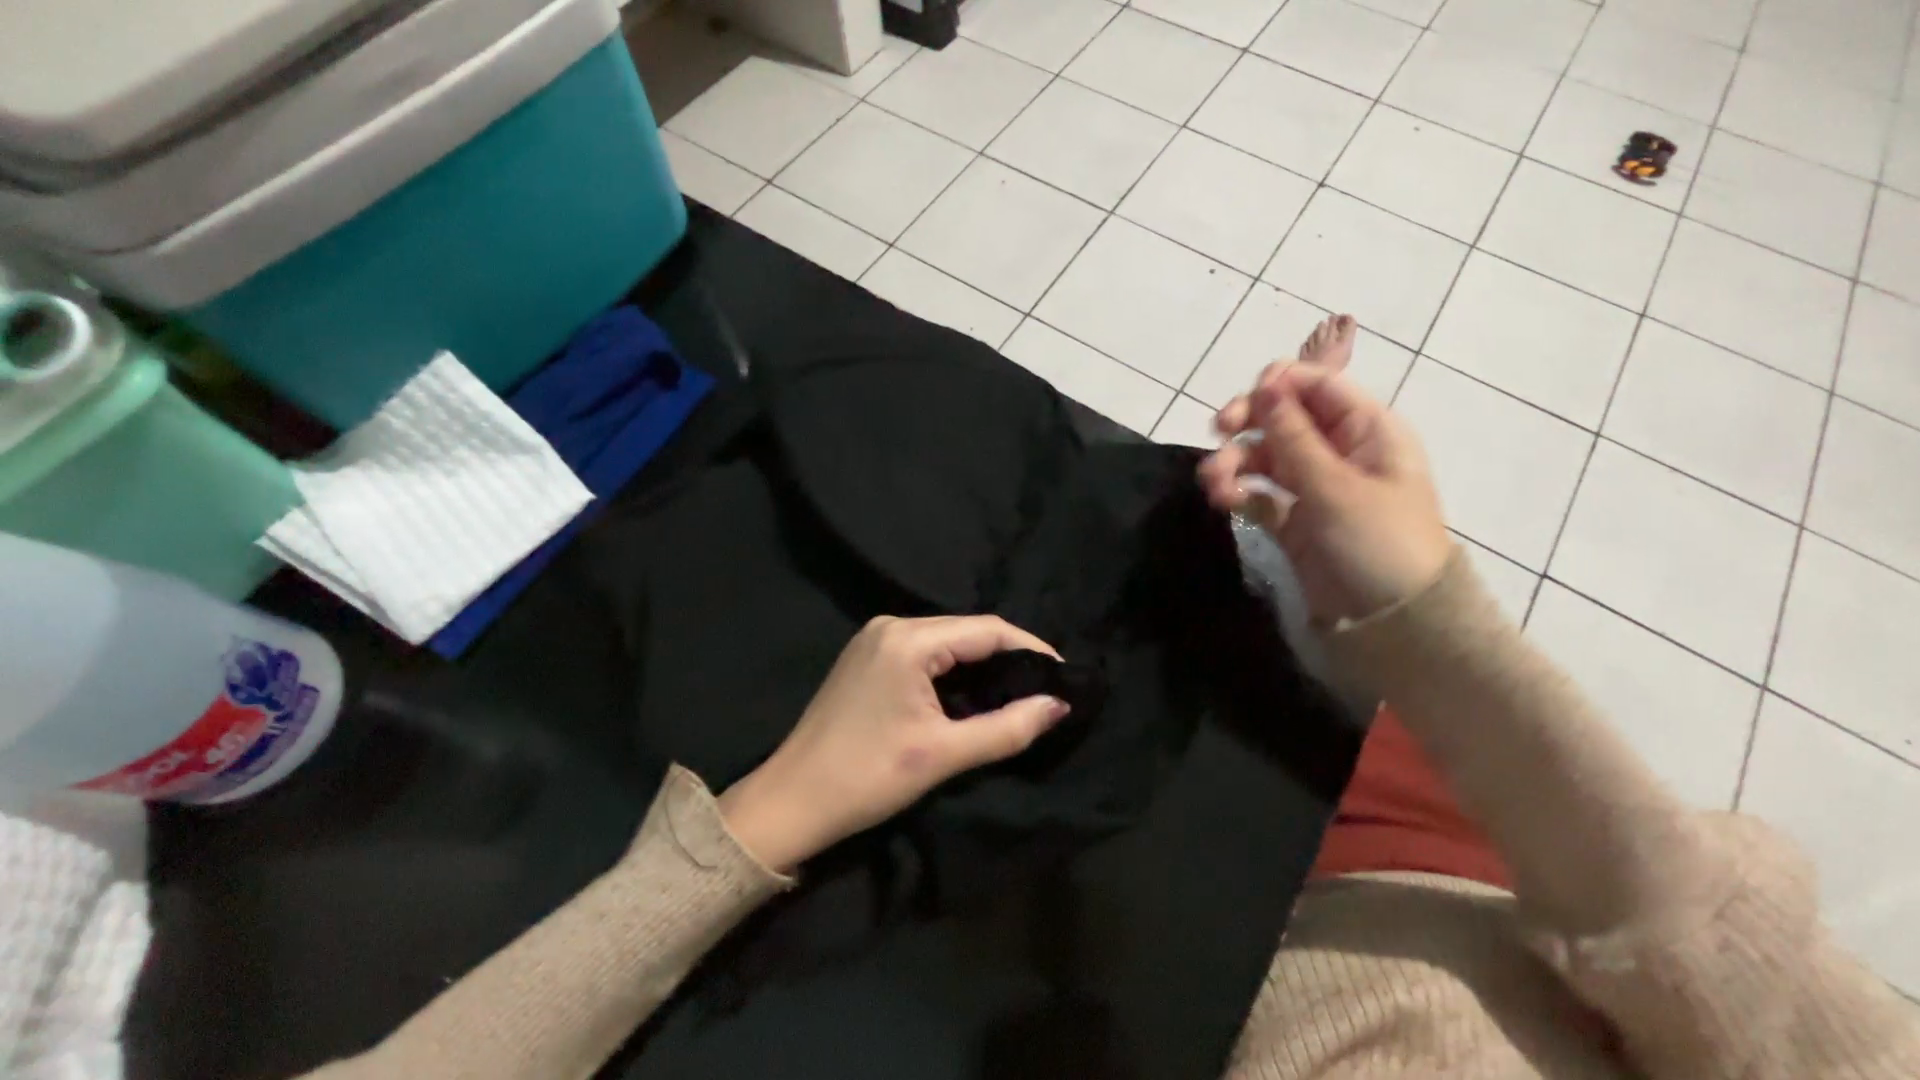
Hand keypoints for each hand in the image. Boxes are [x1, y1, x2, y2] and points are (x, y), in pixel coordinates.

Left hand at [717, 615, 1071, 871]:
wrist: (792, 801)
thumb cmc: (868, 777)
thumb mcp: (943, 755)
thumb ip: (1007, 728)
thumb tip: (1059, 706)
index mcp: (908, 639)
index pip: (988, 630)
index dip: (1033, 650)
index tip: (1066, 678)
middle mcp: (891, 626)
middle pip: (967, 631)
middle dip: (1010, 657)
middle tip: (1047, 689)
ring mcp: (874, 640)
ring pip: (947, 642)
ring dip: (983, 665)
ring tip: (1020, 694)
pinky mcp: (867, 658)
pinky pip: (925, 653)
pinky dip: (954, 671)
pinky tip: (974, 695)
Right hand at [1196, 364, 1450, 622]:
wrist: (1392, 623)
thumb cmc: (1377, 542)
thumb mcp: (1335, 486)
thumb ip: (1294, 436)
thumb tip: (1265, 385)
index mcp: (1368, 429)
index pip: (1319, 385)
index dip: (1279, 384)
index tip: (1245, 401)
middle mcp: (1340, 449)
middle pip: (1285, 416)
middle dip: (1248, 420)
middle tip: (1218, 431)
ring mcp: (1315, 485)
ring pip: (1265, 454)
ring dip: (1235, 461)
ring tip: (1213, 482)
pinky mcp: (1294, 518)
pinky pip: (1259, 492)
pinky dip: (1239, 491)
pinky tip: (1223, 500)